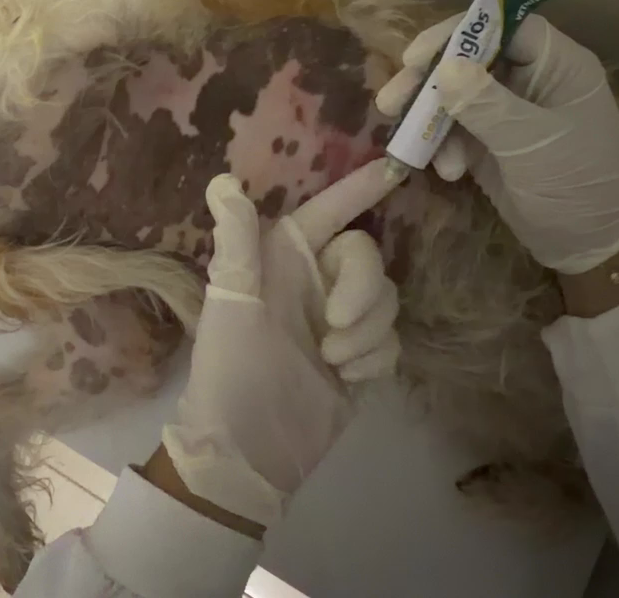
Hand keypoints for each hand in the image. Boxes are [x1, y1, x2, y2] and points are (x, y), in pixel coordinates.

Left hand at [159, 159, 403, 529]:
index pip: (327, 211)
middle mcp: (314, 280)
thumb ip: (238, 242)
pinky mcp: (360, 356)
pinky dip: (374, 358)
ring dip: (366, 332)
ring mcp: (338, 319)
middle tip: (335, 324)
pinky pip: (392, 339)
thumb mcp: (232, 302)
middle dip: (361, 290)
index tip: (396, 168)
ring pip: (386, 299)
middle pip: (367, 256)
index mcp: (281, 259)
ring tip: (332, 361)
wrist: (247, 451)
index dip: (358, 189)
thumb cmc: (230, 369)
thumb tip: (223, 180)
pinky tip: (346, 380)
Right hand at [376, 13, 618, 274]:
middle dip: (428, 80)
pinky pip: (453, 129)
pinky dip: (441, 146)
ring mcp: (507, 111)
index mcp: (555, 66)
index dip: (459, 34)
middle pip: (468, 59)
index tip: (415, 57)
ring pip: (454, 95)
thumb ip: (488, 104)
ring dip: (428, 118)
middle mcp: (529, 80)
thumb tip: (444, 68)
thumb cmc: (579, 186)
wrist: (593, 249)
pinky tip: (446, 172)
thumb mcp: (533, 144)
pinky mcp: (489, 141)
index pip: (503, 27)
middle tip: (390, 101)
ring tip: (405, 142)